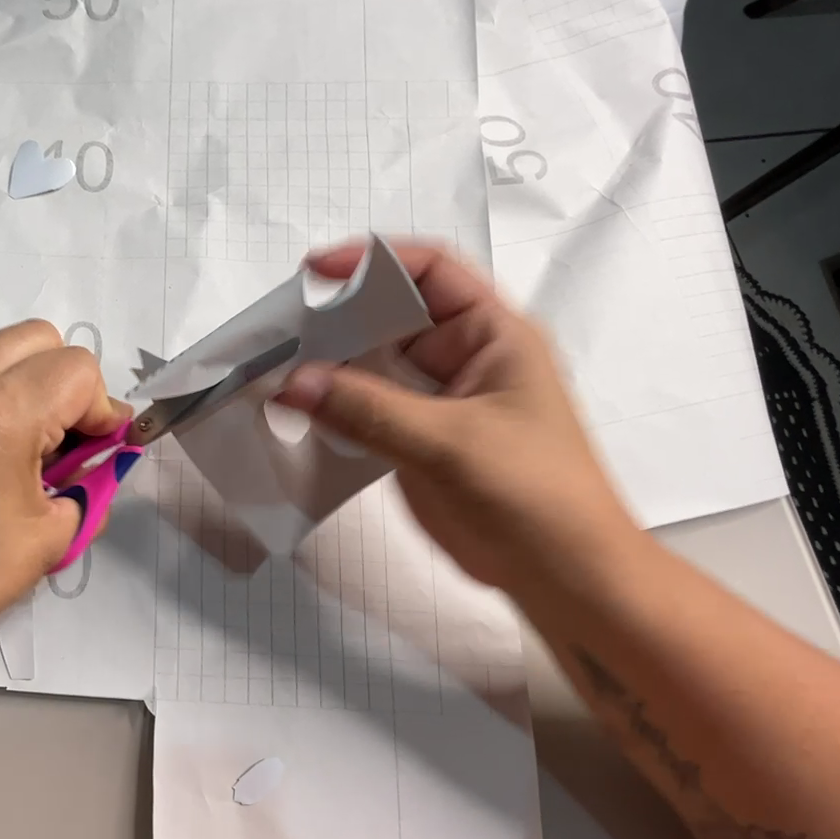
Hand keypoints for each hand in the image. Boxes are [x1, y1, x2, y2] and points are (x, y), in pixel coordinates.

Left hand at [0, 320, 127, 696]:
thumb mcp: (48, 539)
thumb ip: (88, 489)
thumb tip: (97, 462)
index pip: (77, 370)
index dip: (102, 409)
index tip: (99, 452)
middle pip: (39, 338)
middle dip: (68, 382)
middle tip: (66, 441)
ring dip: (29, 386)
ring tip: (26, 452)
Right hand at [273, 238, 643, 593]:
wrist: (564, 576)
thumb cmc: (530, 494)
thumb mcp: (449, 442)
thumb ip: (367, 410)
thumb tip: (289, 383)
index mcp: (492, 334)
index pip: (431, 271)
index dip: (372, 261)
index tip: (313, 273)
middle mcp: (463, 357)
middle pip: (391, 316)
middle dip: (337, 318)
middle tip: (279, 331)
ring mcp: (438, 399)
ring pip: (374, 364)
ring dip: (328, 365)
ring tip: (275, 369)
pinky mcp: (418, 438)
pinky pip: (367, 407)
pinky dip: (333, 406)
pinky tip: (297, 413)